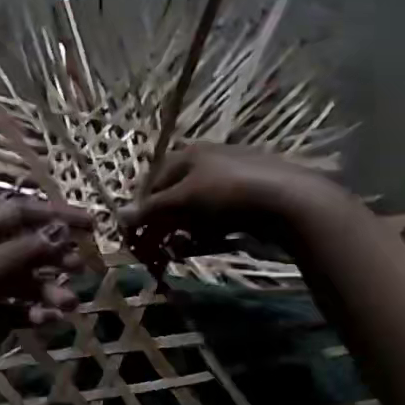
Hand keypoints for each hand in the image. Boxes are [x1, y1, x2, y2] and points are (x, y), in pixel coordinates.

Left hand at [0, 199, 92, 357]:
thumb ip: (18, 255)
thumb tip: (60, 233)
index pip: (18, 214)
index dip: (55, 216)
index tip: (91, 226)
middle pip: (23, 249)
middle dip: (54, 258)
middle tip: (82, 269)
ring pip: (21, 284)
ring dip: (47, 292)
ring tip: (69, 307)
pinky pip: (13, 311)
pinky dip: (31, 315)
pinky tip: (47, 324)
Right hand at [120, 143, 344, 262]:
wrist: (286, 200)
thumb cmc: (227, 193)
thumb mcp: (184, 199)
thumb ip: (152, 209)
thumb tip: (118, 216)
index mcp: (190, 153)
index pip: (155, 180)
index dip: (144, 207)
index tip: (138, 233)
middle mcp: (208, 163)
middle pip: (176, 196)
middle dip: (165, 223)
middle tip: (158, 247)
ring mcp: (230, 181)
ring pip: (197, 210)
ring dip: (185, 232)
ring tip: (181, 250)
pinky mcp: (248, 201)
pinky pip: (218, 219)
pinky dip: (207, 234)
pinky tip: (206, 246)